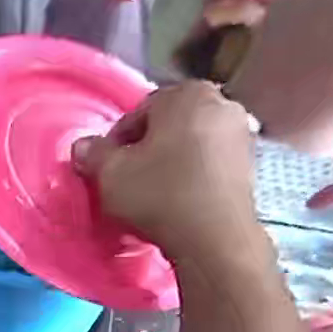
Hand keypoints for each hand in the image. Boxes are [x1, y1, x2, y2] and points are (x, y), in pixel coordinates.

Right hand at [71, 80, 257, 257]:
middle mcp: (221, 103)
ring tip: (155, 199)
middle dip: (149, 153)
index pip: (139, 113)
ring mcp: (241, 136)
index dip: (117, 144)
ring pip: (192, 149)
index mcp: (186, 93)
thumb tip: (82, 146)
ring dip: (173, 168)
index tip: (107, 171)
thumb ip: (94, 155)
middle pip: (169, 129)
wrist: (214, 238)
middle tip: (130, 185)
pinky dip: (194, 183)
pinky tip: (180, 207)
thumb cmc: (160, 196)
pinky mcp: (251, 170)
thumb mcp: (111, 176)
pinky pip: (210, 170)